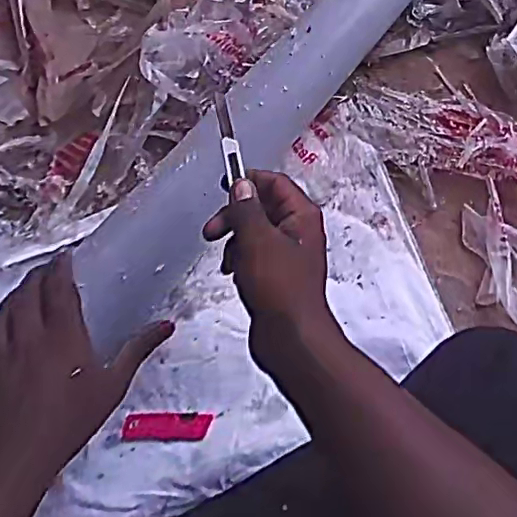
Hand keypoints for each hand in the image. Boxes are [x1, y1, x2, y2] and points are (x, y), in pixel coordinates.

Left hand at [0, 253, 173, 500]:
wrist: (3, 470)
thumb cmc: (62, 429)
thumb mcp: (109, 389)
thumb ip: (136, 350)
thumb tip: (165, 326)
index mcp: (61, 334)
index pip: (59, 286)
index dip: (61, 267)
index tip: (65, 258)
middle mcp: (25, 334)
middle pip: (29, 291)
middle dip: (39, 276)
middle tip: (49, 271)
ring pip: (4, 308)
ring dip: (17, 294)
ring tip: (27, 292)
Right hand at [203, 171, 337, 370]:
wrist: (291, 337)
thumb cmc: (282, 290)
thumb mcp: (257, 240)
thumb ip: (246, 209)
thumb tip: (241, 186)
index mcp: (302, 216)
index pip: (275, 183)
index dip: (250, 179)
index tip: (227, 182)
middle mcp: (298, 232)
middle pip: (262, 207)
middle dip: (236, 215)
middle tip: (215, 227)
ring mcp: (288, 254)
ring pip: (255, 232)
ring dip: (236, 240)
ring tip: (227, 257)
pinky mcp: (277, 274)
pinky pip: (254, 255)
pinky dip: (240, 259)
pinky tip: (234, 272)